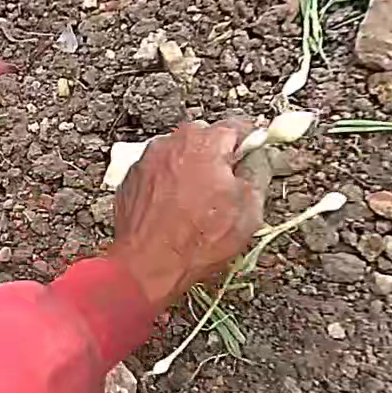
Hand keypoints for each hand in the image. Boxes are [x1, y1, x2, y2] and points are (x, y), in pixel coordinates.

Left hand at [108, 119, 266, 311]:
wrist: (145, 265)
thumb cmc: (198, 241)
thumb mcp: (248, 210)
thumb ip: (259, 172)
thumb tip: (259, 157)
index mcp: (206, 143)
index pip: (239, 127)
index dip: (252, 145)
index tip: (255, 161)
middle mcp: (173, 142)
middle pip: (206, 138)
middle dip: (219, 157)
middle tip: (227, 188)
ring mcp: (148, 158)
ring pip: (181, 154)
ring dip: (192, 169)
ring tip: (197, 203)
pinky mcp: (131, 177)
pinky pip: (159, 170)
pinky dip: (169, 182)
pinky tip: (175, 208)